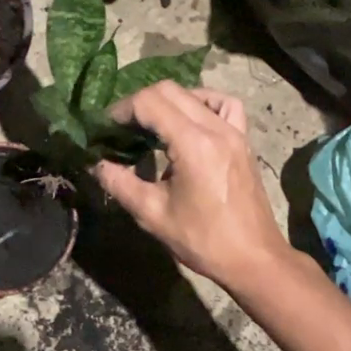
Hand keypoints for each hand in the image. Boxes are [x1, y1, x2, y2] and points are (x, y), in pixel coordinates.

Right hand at [93, 82, 292, 287]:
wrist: (253, 258)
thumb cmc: (203, 240)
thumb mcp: (153, 214)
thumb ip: (120, 184)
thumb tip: (97, 165)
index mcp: (193, 144)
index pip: (150, 103)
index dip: (122, 110)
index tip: (106, 128)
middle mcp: (216, 128)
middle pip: (170, 91)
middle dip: (140, 103)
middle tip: (122, 128)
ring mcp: (235, 132)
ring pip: (196, 94)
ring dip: (168, 101)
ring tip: (152, 126)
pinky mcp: (243, 141)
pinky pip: (225, 106)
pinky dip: (203, 104)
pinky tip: (191, 121)